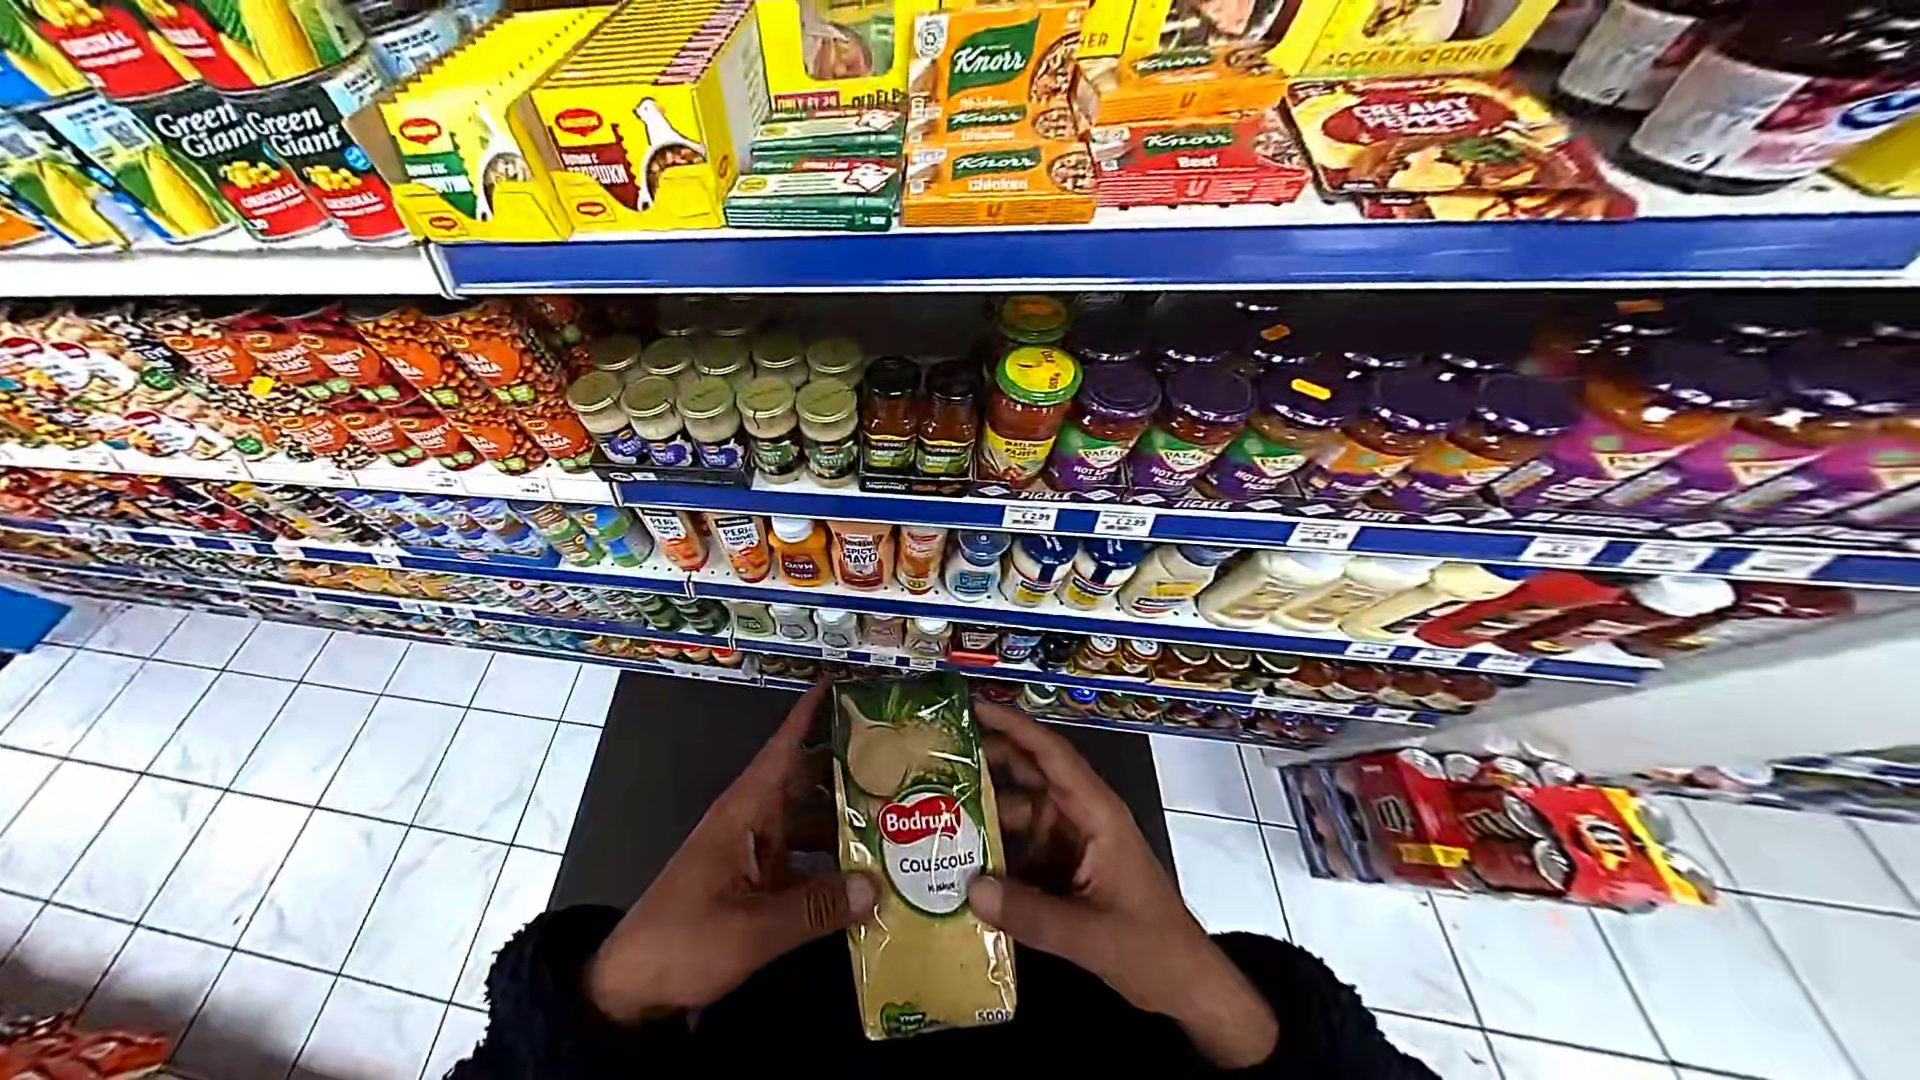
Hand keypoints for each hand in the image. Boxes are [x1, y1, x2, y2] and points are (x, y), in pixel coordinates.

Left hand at [586, 681, 877, 1022]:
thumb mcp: (752, 928)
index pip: (783, 748)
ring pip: (812, 820)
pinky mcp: (761, 881)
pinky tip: (870, 872)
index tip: (841, 682)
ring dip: (848, 817)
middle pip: (808, 780)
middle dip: (850, 764)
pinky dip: (835, 861)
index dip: (810, 713)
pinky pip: (807, 858)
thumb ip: (816, 908)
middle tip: (902, 756)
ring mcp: (758, 851)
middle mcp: (755, 821)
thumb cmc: (684, 941)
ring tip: (900, 813)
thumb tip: (877, 888)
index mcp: (747, 810)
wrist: (632, 991)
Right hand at [968, 699, 1278, 1067]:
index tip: (976, 708)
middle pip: (1030, 773)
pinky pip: (1019, 844)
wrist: (1183, 985)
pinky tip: (956, 854)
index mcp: (1096, 812)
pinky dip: (991, 844)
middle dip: (987, 759)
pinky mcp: (1060, 865)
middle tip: (937, 755)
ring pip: (1019, 808)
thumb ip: (1031, 914)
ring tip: (934, 805)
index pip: (1052, 755)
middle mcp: (1079, 815)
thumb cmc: (1151, 948)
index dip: (1015, 726)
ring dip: (983, 806)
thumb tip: (969, 888)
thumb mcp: (1091, 935)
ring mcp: (1068, 840)